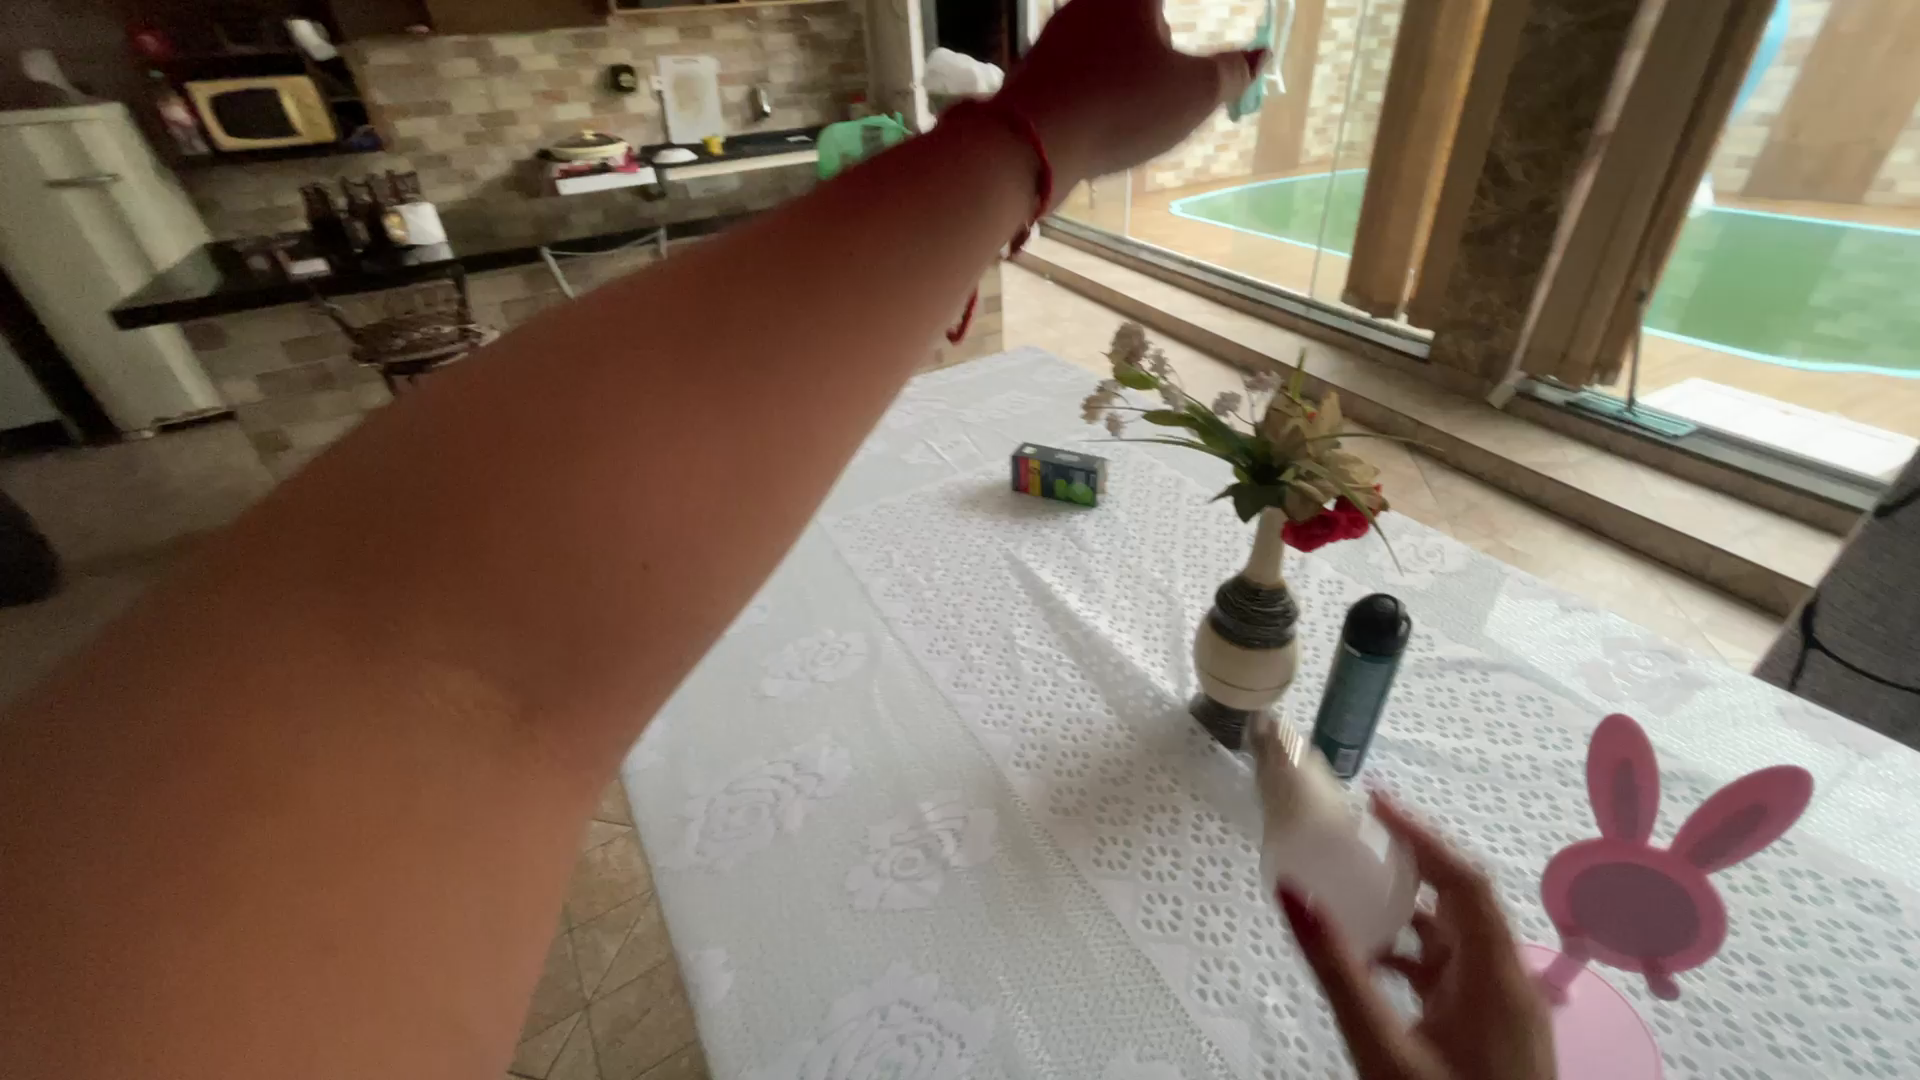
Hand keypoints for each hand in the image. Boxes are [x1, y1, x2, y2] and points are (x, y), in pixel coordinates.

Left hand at [997, 0, 1261, 192]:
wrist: (1028, 146)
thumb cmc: (1119, 108)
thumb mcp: (1191, 95)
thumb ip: (1228, 74)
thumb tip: (1259, 58)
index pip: (1159, 1)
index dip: (1166, 19)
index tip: (1174, 41)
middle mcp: (1086, 7)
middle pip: (1128, 12)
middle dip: (1149, 26)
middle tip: (1165, 47)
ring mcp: (1054, 43)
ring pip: (1096, 41)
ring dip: (1118, 60)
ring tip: (1136, 95)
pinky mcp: (1031, 80)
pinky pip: (1073, 76)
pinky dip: (1092, 90)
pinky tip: (1098, 118)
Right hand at [1280, 794, 1556, 1079]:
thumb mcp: (1380, 1045)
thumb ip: (1335, 966)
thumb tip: (1289, 889)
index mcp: (1496, 979)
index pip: (1464, 881)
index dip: (1420, 834)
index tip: (1372, 801)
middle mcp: (1506, 983)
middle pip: (1460, 898)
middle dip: (1407, 860)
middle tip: (1355, 833)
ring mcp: (1499, 1007)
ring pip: (1450, 933)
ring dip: (1401, 906)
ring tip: (1348, 888)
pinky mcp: (1485, 1026)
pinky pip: (1445, 965)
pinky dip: (1405, 948)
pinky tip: (1365, 957)